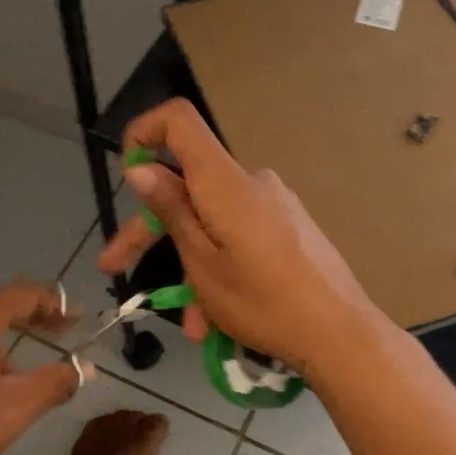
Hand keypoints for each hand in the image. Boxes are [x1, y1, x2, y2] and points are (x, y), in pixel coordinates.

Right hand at [97, 99, 390, 372]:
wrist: (341, 333)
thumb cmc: (264, 302)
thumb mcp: (203, 263)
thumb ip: (170, 210)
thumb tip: (139, 167)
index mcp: (225, 182)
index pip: (179, 121)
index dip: (144, 131)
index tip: (125, 170)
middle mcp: (250, 182)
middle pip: (188, 188)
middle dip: (149, 232)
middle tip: (114, 269)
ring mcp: (273, 205)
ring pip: (212, 224)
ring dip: (190, 268)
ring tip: (192, 325)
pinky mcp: (289, 227)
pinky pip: (239, 237)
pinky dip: (221, 269)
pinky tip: (217, 318)